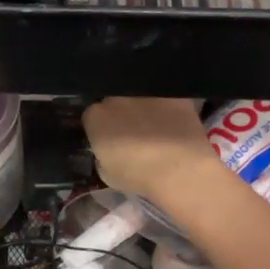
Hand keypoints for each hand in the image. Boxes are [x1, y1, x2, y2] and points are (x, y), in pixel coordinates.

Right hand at [83, 98, 219, 200]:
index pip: (90, 117)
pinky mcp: (172, 94)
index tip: (106, 141)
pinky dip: (166, 110)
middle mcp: (116, 98)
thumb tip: (107, 151)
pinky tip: (173, 124)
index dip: (98, 129)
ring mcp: (145, 93)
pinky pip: (164, 100)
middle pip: (113, 103)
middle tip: (130, 134)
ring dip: (142, 110)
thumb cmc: (137, 175)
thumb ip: (101, 156)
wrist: (179, 167)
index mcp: (95, 117)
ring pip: (140, 99)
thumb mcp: (106, 174)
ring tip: (153, 129)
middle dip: (119, 115)